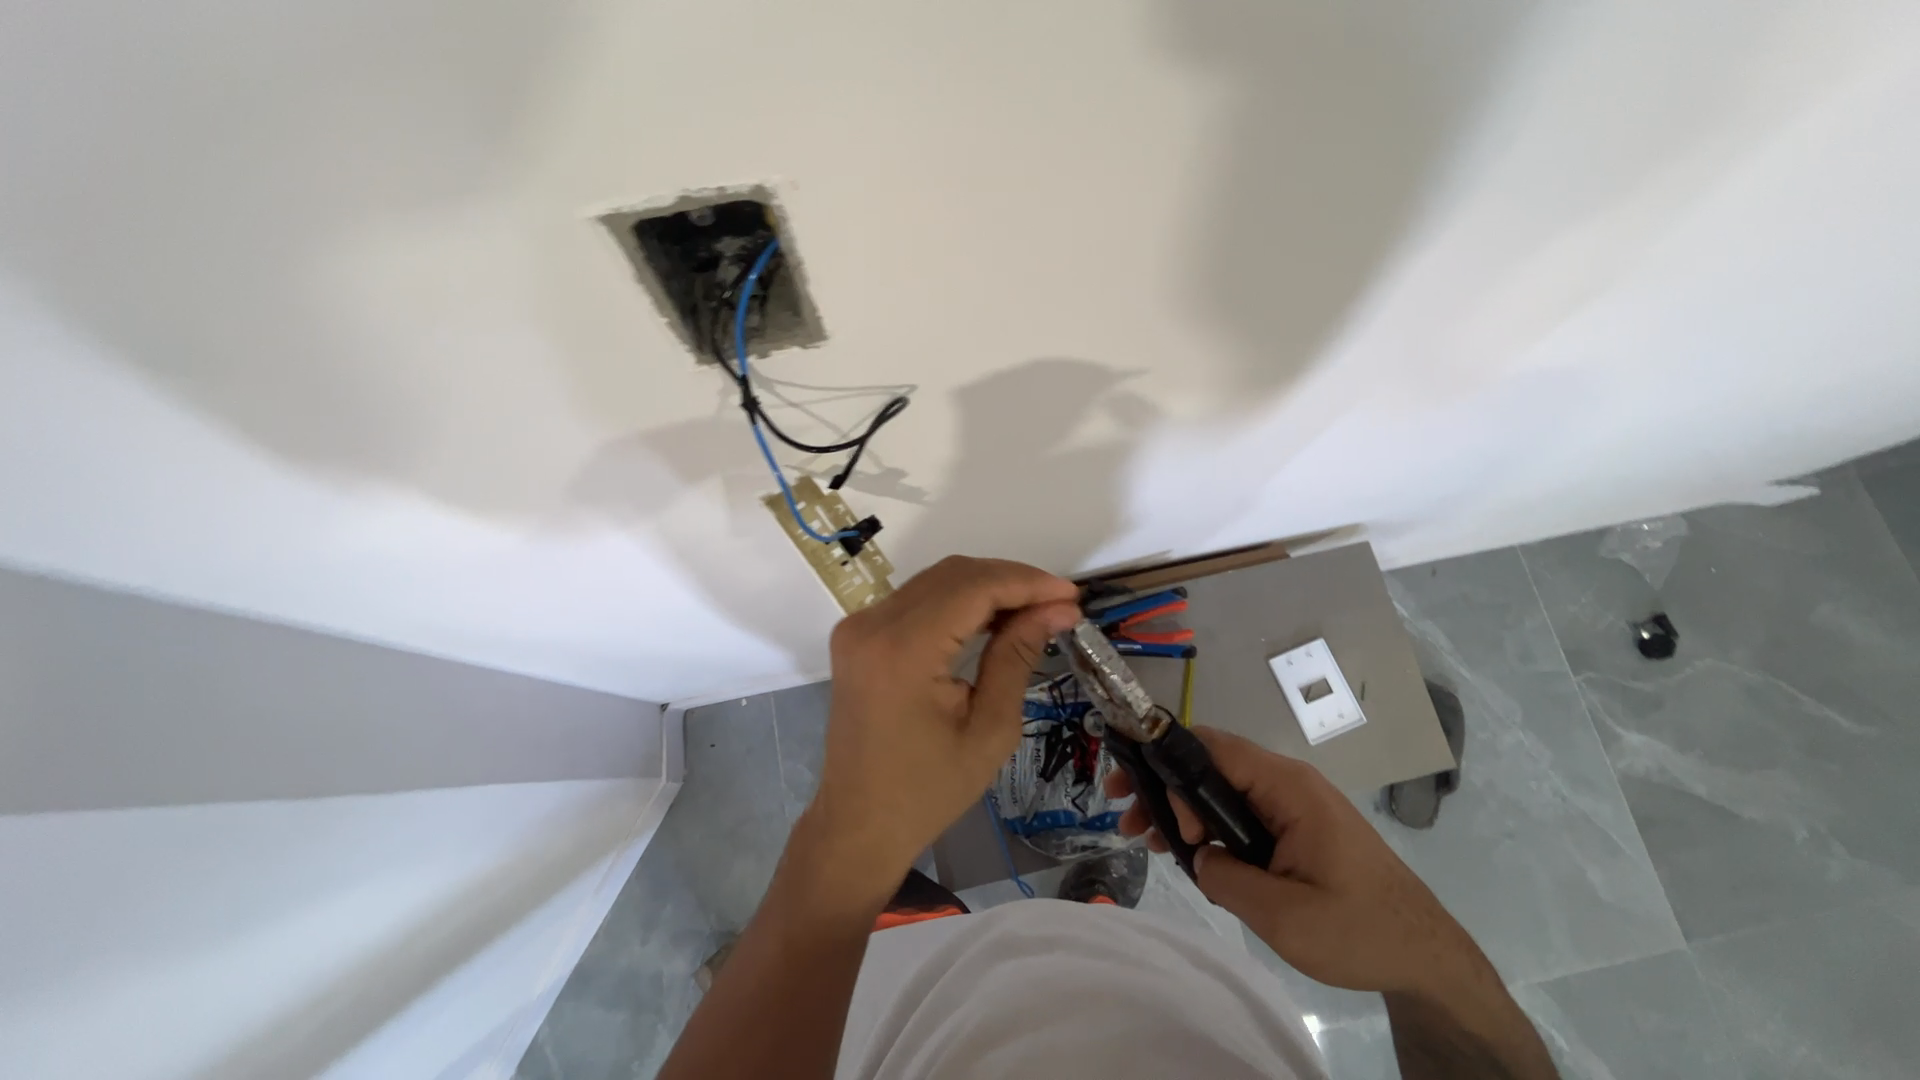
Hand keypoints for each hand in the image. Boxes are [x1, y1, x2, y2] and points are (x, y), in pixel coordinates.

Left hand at [805, 556, 1079, 895]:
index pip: (973, 587)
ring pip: (934, 581)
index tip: (1071, 596)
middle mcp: (873, 625)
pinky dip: (957, 601)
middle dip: (1010, 580)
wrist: (860, 822)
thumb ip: (1018, 656)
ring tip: (1034, 610)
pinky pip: (915, 600)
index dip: (1027, 582)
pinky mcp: (857, 636)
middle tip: (1058, 604)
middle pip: (953, 575)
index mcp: (903, 650)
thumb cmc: (929, 790)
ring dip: (986, 587)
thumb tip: (1057, 608)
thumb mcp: (990, 729)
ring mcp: (858, 627)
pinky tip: (992, 619)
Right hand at [1108, 727, 1479, 997]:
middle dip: (1162, 787)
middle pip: (1212, 765)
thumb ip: (1225, 877)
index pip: (1215, 747)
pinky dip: (1206, 827)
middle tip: (1124, 816)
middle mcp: (1289, 785)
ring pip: (1221, 790)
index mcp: (1290, 789)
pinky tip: (1183, 851)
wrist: (1425, 958)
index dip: (1171, 768)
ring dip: (1180, 809)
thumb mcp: (1283, 914)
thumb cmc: (1359, 930)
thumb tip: (1199, 856)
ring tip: (1142, 837)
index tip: (1150, 811)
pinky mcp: (1296, 829)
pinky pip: (1240, 814)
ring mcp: (1294, 807)